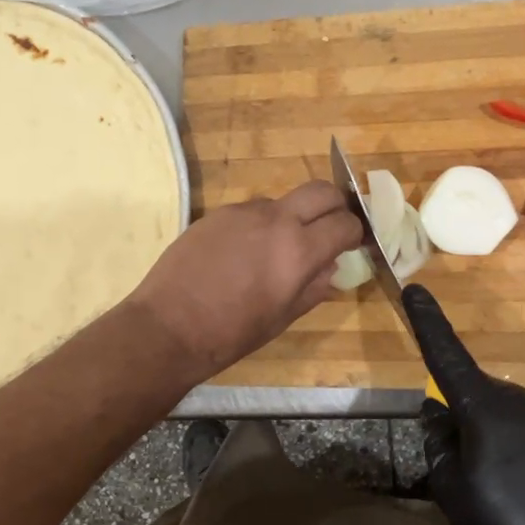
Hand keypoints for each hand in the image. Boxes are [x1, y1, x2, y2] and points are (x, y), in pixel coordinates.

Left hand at [128, 181, 362, 383]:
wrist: (169, 326)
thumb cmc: (231, 333)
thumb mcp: (283, 318)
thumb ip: (313, 287)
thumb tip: (330, 267)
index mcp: (298, 250)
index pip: (344, 223)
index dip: (355, 233)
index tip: (352, 244)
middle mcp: (275, 220)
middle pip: (321, 191)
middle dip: (334, 207)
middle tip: (329, 230)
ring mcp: (242, 212)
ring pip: (282, 201)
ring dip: (291, 218)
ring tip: (276, 250)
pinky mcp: (215, 214)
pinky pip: (249, 211)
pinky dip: (258, 225)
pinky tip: (242, 254)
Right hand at [405, 283, 524, 524]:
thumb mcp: (454, 496)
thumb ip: (440, 444)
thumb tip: (439, 411)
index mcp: (488, 413)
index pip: (448, 358)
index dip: (429, 324)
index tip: (416, 290)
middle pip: (494, 399)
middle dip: (483, 422)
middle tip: (484, 472)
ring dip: (522, 440)